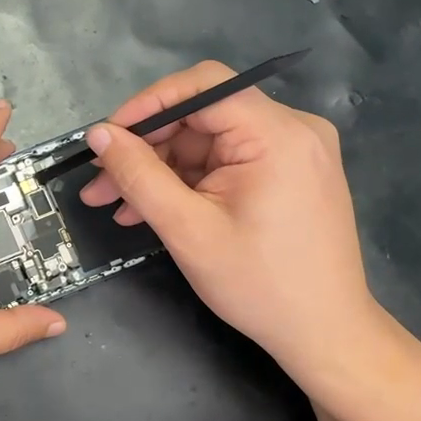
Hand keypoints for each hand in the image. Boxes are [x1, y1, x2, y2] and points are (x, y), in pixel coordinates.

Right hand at [77, 62, 377, 361]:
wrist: (324, 333)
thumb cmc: (258, 283)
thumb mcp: (186, 228)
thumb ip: (138, 174)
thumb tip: (97, 134)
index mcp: (277, 134)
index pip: (202, 86)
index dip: (146, 104)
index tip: (106, 139)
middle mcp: (292, 129)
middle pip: (199, 116)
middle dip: (143, 147)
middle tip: (98, 183)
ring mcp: (291, 151)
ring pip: (204, 142)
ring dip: (156, 170)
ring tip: (111, 203)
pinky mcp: (285, 173)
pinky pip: (221, 162)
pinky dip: (184, 182)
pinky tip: (148, 210)